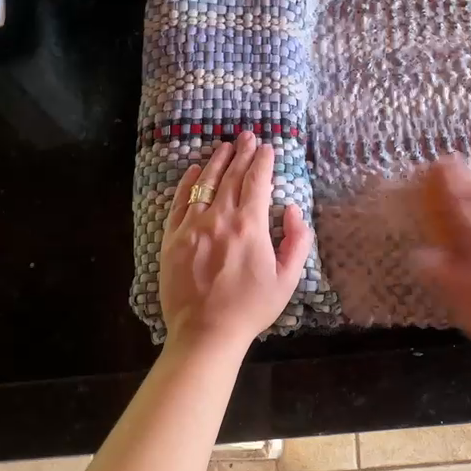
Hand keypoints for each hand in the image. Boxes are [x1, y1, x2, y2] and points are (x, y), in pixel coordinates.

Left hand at [159, 131, 313, 354]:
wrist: (205, 334)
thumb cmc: (250, 308)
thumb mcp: (287, 279)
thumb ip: (297, 241)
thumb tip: (294, 210)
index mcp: (250, 226)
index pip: (257, 182)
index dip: (263, 162)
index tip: (268, 148)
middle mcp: (220, 218)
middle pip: (232, 176)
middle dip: (242, 153)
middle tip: (247, 136)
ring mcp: (193, 227)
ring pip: (206, 183)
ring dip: (217, 161)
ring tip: (225, 145)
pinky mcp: (173, 239)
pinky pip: (180, 202)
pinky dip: (188, 183)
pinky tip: (194, 170)